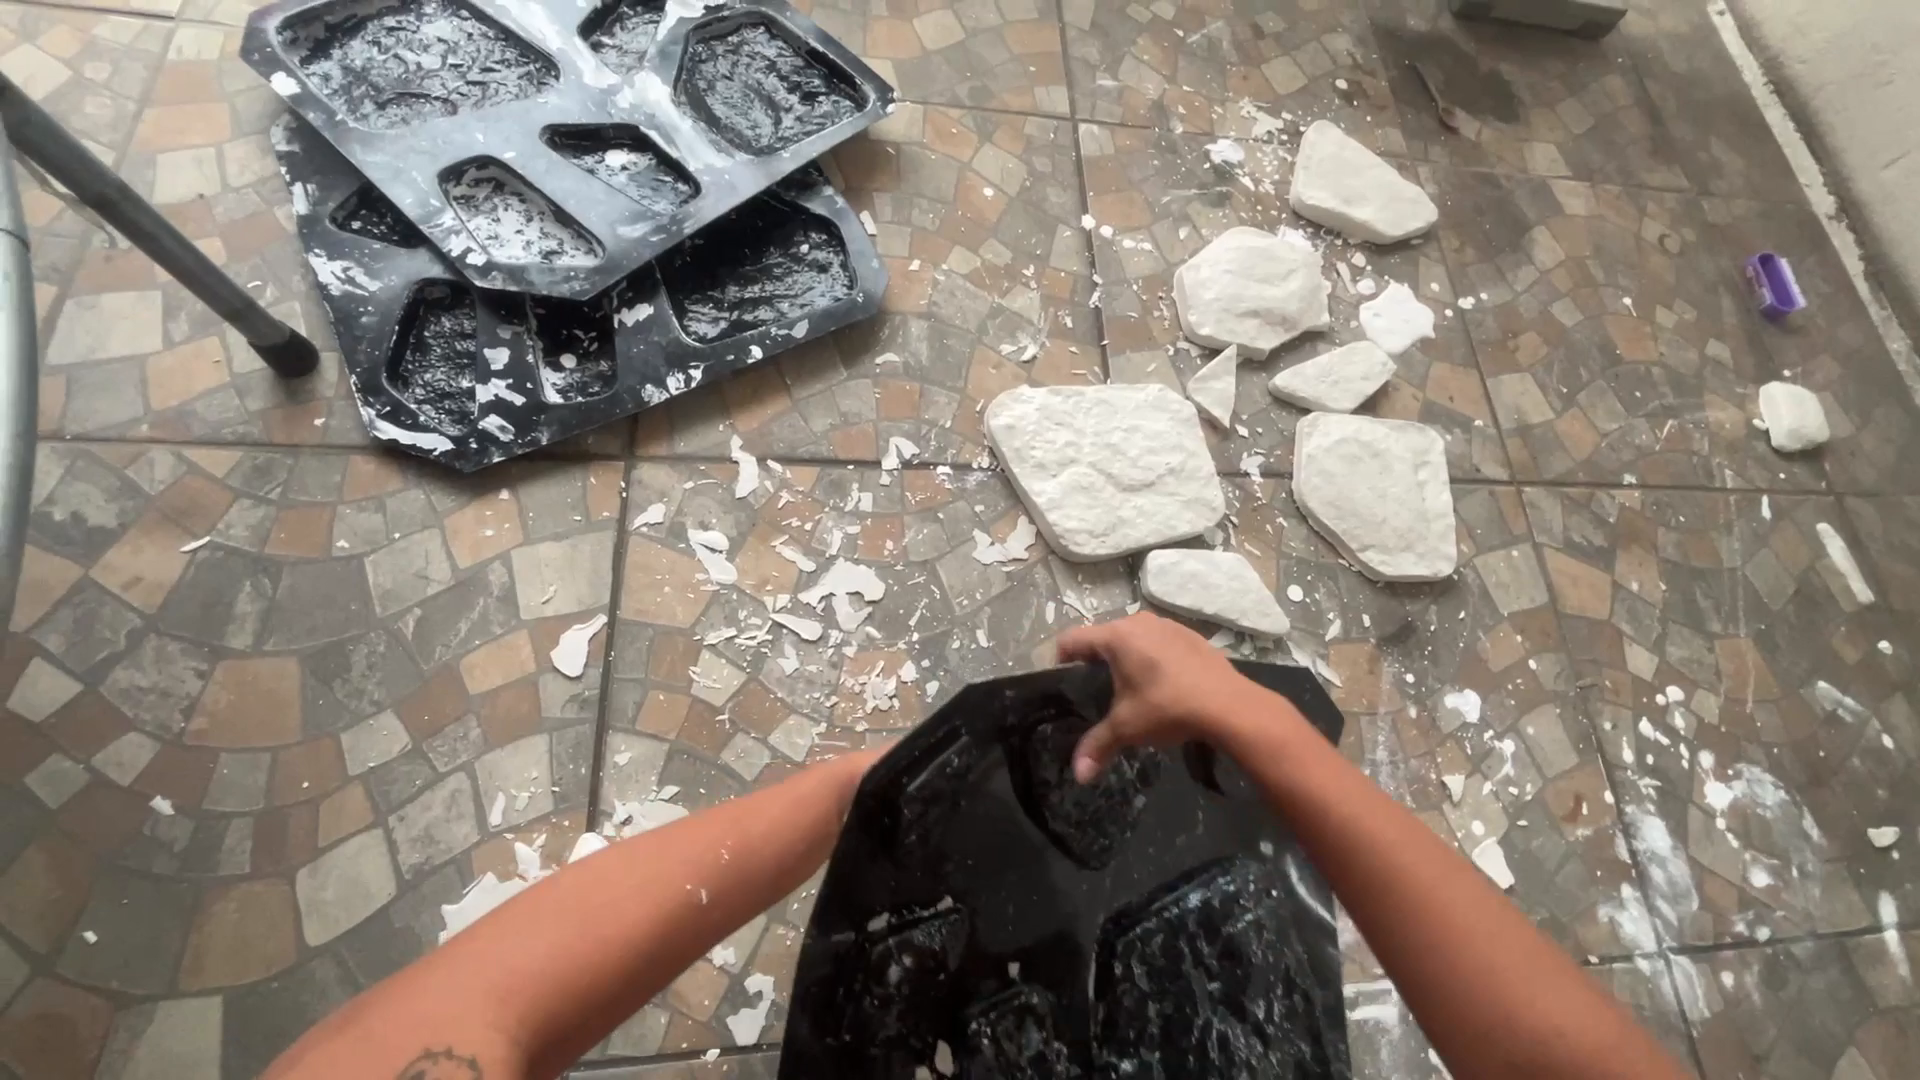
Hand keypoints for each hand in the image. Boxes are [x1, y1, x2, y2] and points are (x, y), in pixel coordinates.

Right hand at [1057, 613, 1288, 782]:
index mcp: (1116, 637)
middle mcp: (1138, 622)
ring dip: (1125, 657)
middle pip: (1102, 636)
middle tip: (1094, 690)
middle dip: (1094, 660)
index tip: (1062, 682)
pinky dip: (1152, 657)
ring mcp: (1167, 625)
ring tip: (1128, 687)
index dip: (1060, 660)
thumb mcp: (1127, 728)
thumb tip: (1078, 775)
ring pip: (1132, 637)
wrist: (1229, 705)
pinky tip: (1162, 683)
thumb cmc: (1168, 708)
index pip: (1071, 639)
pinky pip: (1158, 641)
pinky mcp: (1189, 635)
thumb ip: (1098, 745)